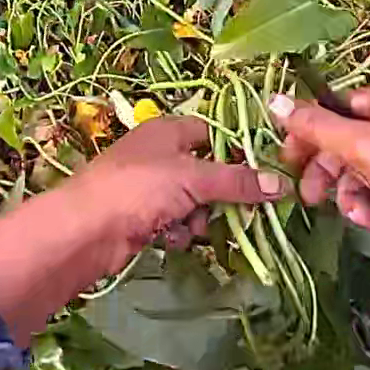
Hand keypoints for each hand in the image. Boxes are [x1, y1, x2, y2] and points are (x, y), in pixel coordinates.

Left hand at [66, 115, 288, 256]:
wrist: (87, 228)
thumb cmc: (140, 188)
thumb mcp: (193, 178)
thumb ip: (236, 181)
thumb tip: (281, 184)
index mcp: (168, 130)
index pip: (214, 133)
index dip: (238, 152)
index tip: (265, 175)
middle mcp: (159, 153)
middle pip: (206, 170)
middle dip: (219, 194)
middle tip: (237, 212)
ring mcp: (149, 185)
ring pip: (193, 199)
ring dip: (199, 216)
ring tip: (193, 227)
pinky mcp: (142, 215)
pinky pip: (175, 220)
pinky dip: (179, 230)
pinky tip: (173, 239)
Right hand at [268, 85, 369, 238]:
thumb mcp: (363, 147)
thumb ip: (316, 126)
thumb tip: (274, 100)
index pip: (327, 111)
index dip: (305, 136)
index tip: (289, 164)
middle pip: (342, 145)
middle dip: (329, 174)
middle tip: (313, 200)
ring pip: (363, 176)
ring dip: (355, 199)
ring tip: (367, 219)